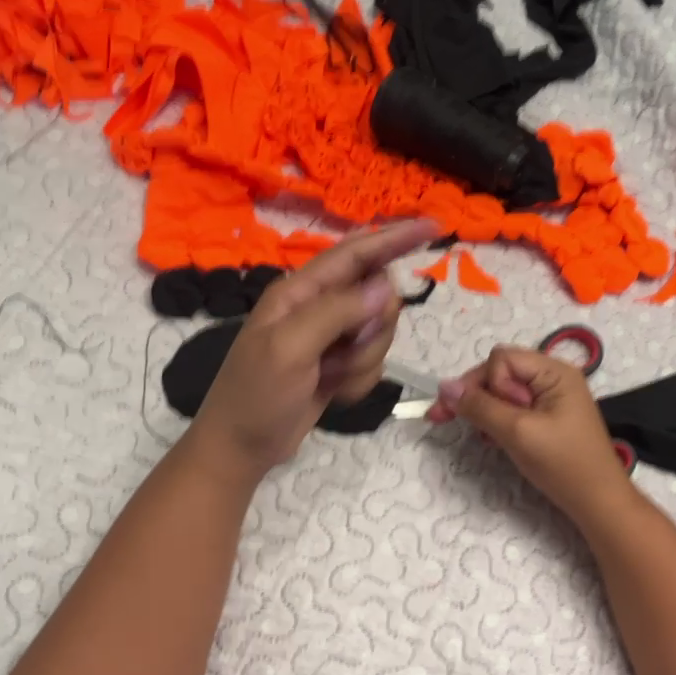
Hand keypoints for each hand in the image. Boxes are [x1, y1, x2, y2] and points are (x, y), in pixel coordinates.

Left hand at [186, 219, 437, 480]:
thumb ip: (336, 312)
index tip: (434, 226)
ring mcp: (329, 339)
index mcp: (299, 291)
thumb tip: (385, 285)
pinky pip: (372, 363)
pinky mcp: (338, 367)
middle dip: (372, 329)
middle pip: (377, 297)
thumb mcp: (290, 349)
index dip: (395, 238)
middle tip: (344, 353)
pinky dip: (358, 381)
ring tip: (329, 378)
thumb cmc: (255, 395)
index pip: (356, 254)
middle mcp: (317, 307)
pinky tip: (331, 393)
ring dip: (362, 361)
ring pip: (379, 334)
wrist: (241, 448)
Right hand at [428, 346, 635, 519]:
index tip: (485, 415)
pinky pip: (513, 409)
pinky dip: (498, 422)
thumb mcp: (517, 432)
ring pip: (503, 392)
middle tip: (446, 419)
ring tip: (484, 437)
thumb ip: (480, 407)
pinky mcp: (548, 418)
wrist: (597, 501)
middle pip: (500, 372)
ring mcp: (551, 399)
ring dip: (486, 411)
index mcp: (554, 372)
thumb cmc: (562, 464)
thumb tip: (444, 386)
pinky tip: (492, 439)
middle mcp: (553, 378)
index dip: (485, 383)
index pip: (502, 359)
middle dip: (477, 395)